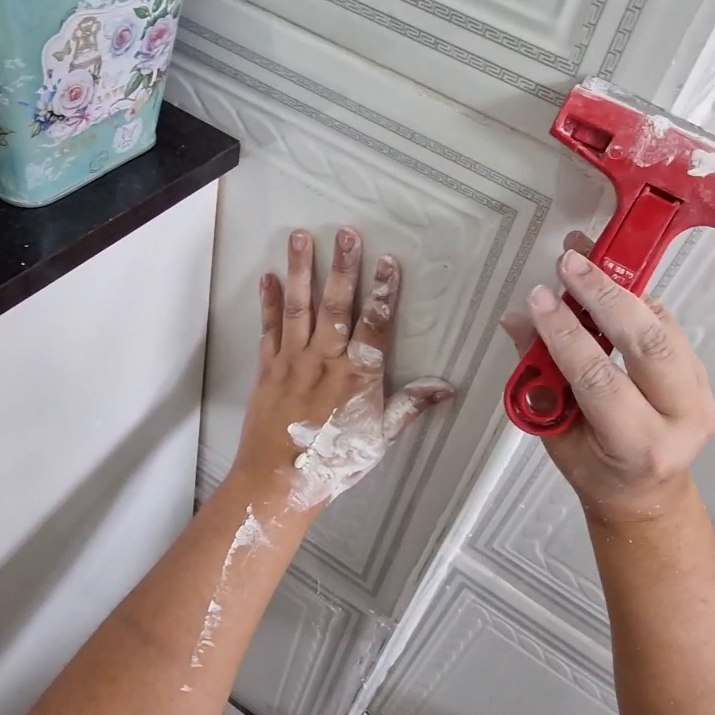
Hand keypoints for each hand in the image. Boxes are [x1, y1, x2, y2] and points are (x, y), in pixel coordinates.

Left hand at [231, 227, 454, 518]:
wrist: (278, 481)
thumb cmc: (334, 462)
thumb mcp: (380, 438)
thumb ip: (410, 407)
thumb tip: (446, 387)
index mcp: (357, 377)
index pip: (375, 325)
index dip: (383, 292)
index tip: (388, 261)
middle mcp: (325, 361)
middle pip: (336, 306)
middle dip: (344, 267)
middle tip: (347, 232)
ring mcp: (292, 361)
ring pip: (299, 308)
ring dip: (301, 271)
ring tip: (302, 236)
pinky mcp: (267, 369)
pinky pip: (268, 329)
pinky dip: (268, 303)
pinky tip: (269, 277)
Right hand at [501, 233, 714, 526]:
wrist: (646, 493)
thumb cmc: (597, 472)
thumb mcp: (556, 437)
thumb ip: (539, 382)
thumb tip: (521, 323)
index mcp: (640, 446)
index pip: (600, 380)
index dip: (567, 335)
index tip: (541, 301)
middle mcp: (681, 420)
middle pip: (648, 344)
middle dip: (605, 297)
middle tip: (571, 264)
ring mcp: (700, 395)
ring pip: (665, 327)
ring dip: (623, 290)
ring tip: (588, 262)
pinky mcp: (703, 375)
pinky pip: (670, 327)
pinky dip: (637, 302)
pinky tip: (609, 284)